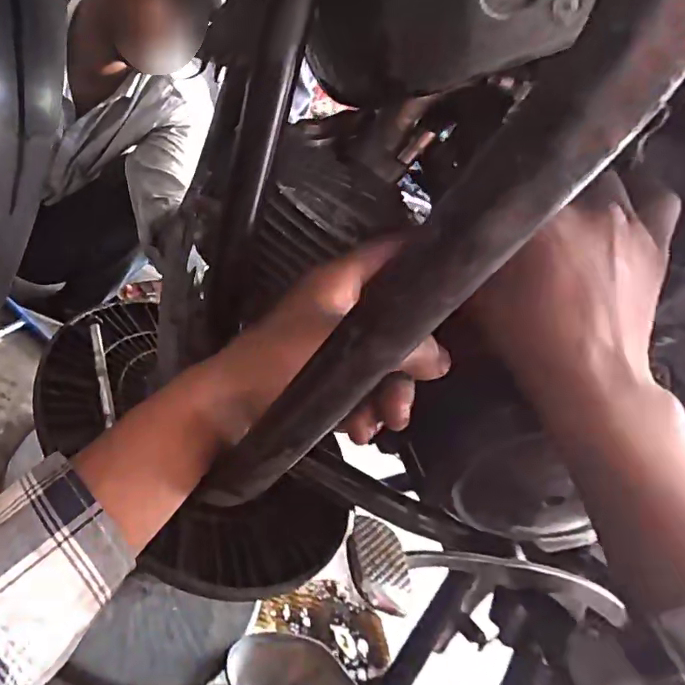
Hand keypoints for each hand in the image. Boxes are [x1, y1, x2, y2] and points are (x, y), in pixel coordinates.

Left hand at [205, 238, 450, 446]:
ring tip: (384, 423)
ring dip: (386, 393)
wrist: (227, 411)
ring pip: (377, 358)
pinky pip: (355, 385)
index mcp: (337, 282)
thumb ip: (402, 349)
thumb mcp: (347, 351)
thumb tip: (441, 359)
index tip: (458, 279)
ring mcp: (325, 340)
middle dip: (408, 360)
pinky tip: (360, 432)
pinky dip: (363, 407)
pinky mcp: (317, 375)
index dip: (422, 255)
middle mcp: (335, 305)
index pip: (388, 251)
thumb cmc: (278, 365)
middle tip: (415, 392)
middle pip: (392, 318)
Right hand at [445, 172, 680, 418]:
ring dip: (583, 183)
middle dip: (540, 179)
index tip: (485, 179)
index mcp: (539, 218)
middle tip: (526, 196)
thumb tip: (453, 216)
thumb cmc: (525, 333)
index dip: (496, 170)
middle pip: (559, 167)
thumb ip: (467, 246)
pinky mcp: (657, 239)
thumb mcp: (477, 287)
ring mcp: (627, 220)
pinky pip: (656, 196)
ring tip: (567, 198)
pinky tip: (620, 201)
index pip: (512, 170)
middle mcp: (586, 207)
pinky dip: (638, 192)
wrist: (589, 375)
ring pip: (605, 175)